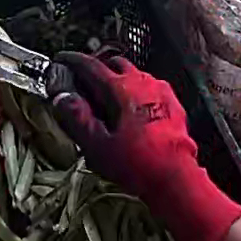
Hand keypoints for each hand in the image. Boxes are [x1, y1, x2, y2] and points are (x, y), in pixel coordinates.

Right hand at [51, 53, 240, 240]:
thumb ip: (77, 119)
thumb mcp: (98, 146)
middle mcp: (141, 82)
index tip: (63, 60)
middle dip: (98, 68)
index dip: (73, 61)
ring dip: (119, 79)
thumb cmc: (139, 165)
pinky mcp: (173, 104)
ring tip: (109, 96)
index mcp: (120, 88)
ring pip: (134, 74)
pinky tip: (134, 109)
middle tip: (86, 81)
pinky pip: (151, 87)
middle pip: (114, 63)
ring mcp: (160, 91)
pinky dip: (138, 91)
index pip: (91, 65)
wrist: (178, 180)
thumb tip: (63, 99)